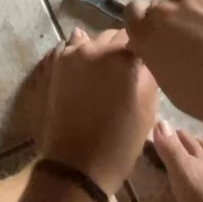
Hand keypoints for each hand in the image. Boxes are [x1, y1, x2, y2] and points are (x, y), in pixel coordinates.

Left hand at [37, 27, 158, 192]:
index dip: (143, 49)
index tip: (145, 62)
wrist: (77, 165)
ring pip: (90, 40)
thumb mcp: (147, 110)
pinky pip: (69, 48)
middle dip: (120, 48)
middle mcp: (95, 46)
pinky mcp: (55, 63)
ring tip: (102, 73)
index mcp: (122, 56)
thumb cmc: (120, 142)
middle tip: (125, 71)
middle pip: (113, 36)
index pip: (138, 37)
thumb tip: (145, 58)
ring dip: (98, 50)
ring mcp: (71, 52)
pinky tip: (82, 70)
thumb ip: (148, 75)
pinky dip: (78, 54)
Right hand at [123, 0, 202, 138]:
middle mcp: (164, 7)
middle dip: (176, 22)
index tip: (163, 38)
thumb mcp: (173, 88)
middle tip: (201, 43)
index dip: (147, 24)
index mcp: (147, 33)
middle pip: (164, 8)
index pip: (133, 13)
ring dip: (199, 12)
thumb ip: (155, 56)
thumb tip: (157, 43)